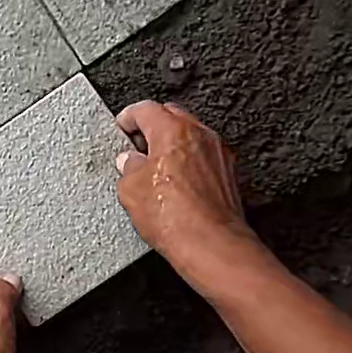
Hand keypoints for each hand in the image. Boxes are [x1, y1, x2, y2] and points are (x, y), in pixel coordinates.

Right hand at [113, 101, 255, 266]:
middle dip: (152, 127)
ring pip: (191, 136)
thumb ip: (127, 167)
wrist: (211, 244)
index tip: (122, 126)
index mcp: (173, 130)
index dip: (128, 116)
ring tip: (157, 168)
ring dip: (173, 145)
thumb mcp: (131, 190)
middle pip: (172, 116)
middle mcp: (199, 134)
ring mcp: (217, 152)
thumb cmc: (177, 218)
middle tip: (137, 145)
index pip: (145, 108)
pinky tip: (179, 184)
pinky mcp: (228, 173)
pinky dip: (190, 162)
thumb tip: (129, 163)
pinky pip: (204, 157)